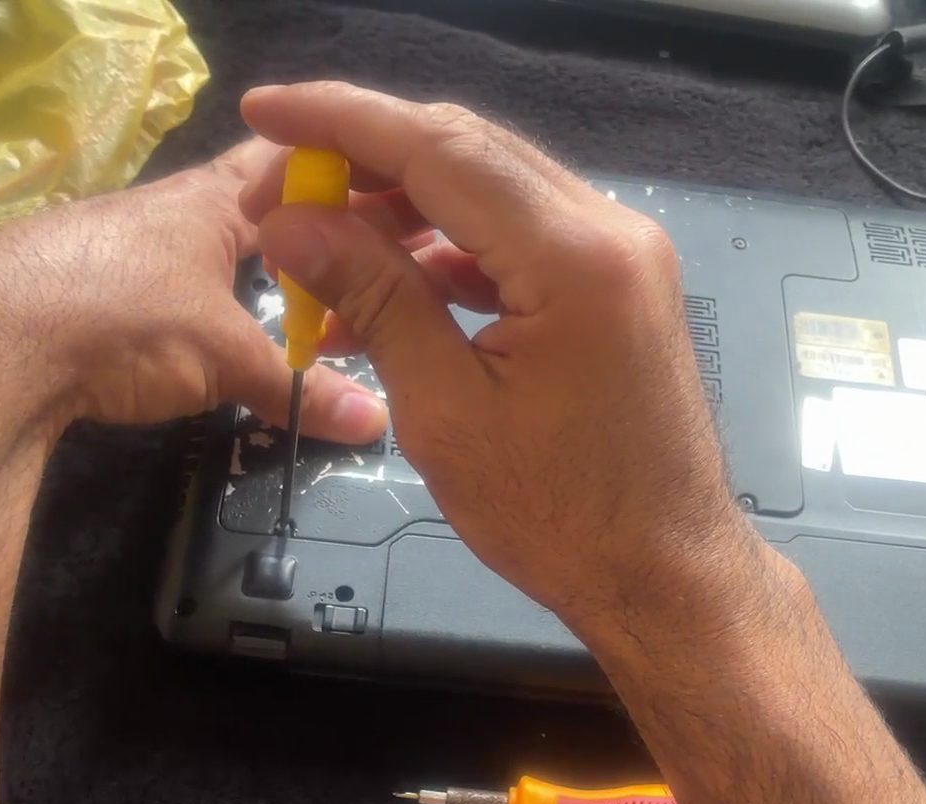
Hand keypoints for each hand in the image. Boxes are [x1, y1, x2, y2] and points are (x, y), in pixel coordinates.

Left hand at [0, 138, 388, 459]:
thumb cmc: (127, 320)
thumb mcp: (227, 358)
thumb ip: (300, 389)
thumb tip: (379, 424)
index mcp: (206, 203)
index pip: (278, 163)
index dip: (322, 170)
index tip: (363, 190)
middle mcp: (159, 210)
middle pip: (237, 205)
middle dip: (284, 226)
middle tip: (332, 259)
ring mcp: (110, 242)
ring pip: (191, 243)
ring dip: (231, 264)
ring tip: (272, 299)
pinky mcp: (74, 280)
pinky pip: (152, 278)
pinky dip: (185, 295)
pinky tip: (188, 328)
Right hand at [240, 83, 760, 633]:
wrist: (662, 573)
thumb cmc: (558, 518)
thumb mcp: (448, 414)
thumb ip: (376, 300)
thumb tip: (293, 225)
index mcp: (574, 256)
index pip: (438, 148)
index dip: (339, 121)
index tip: (263, 108)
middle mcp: (610, 232)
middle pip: (468, 156)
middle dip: (365, 165)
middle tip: (283, 200)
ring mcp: (621, 260)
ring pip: (492, 201)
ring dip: (403, 219)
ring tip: (323, 260)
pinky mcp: (615, 293)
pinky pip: (519, 251)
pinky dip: (451, 262)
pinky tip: (391, 291)